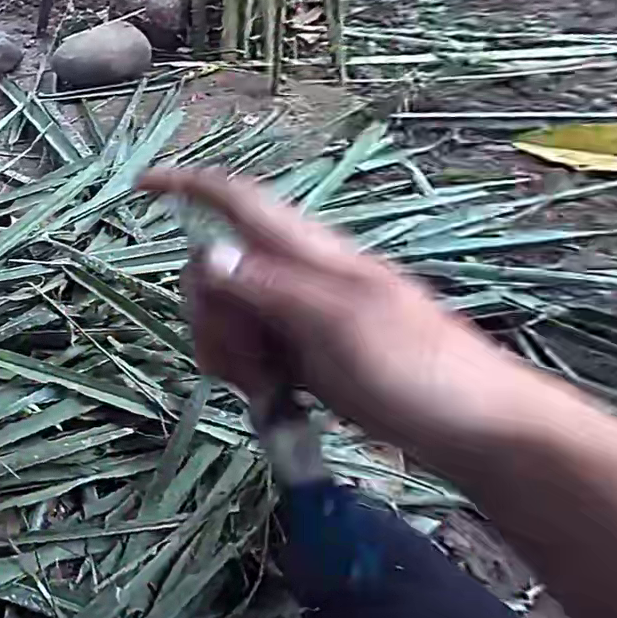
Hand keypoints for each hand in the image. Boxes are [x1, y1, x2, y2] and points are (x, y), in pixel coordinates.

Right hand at [138, 168, 577, 454]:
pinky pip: (234, 342)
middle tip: (241, 356)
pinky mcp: (289, 347)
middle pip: (210, 269)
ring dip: (222, 345)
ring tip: (262, 380)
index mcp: (306, 253)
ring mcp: (288, 312)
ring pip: (217, 309)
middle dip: (208, 313)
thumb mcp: (343, 322)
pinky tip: (263, 388)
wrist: (474, 432)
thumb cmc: (422, 369)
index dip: (187, 185)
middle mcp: (288, 274)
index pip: (237, 201)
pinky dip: (234, 364)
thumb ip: (270, 286)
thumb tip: (206, 254)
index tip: (141, 186)